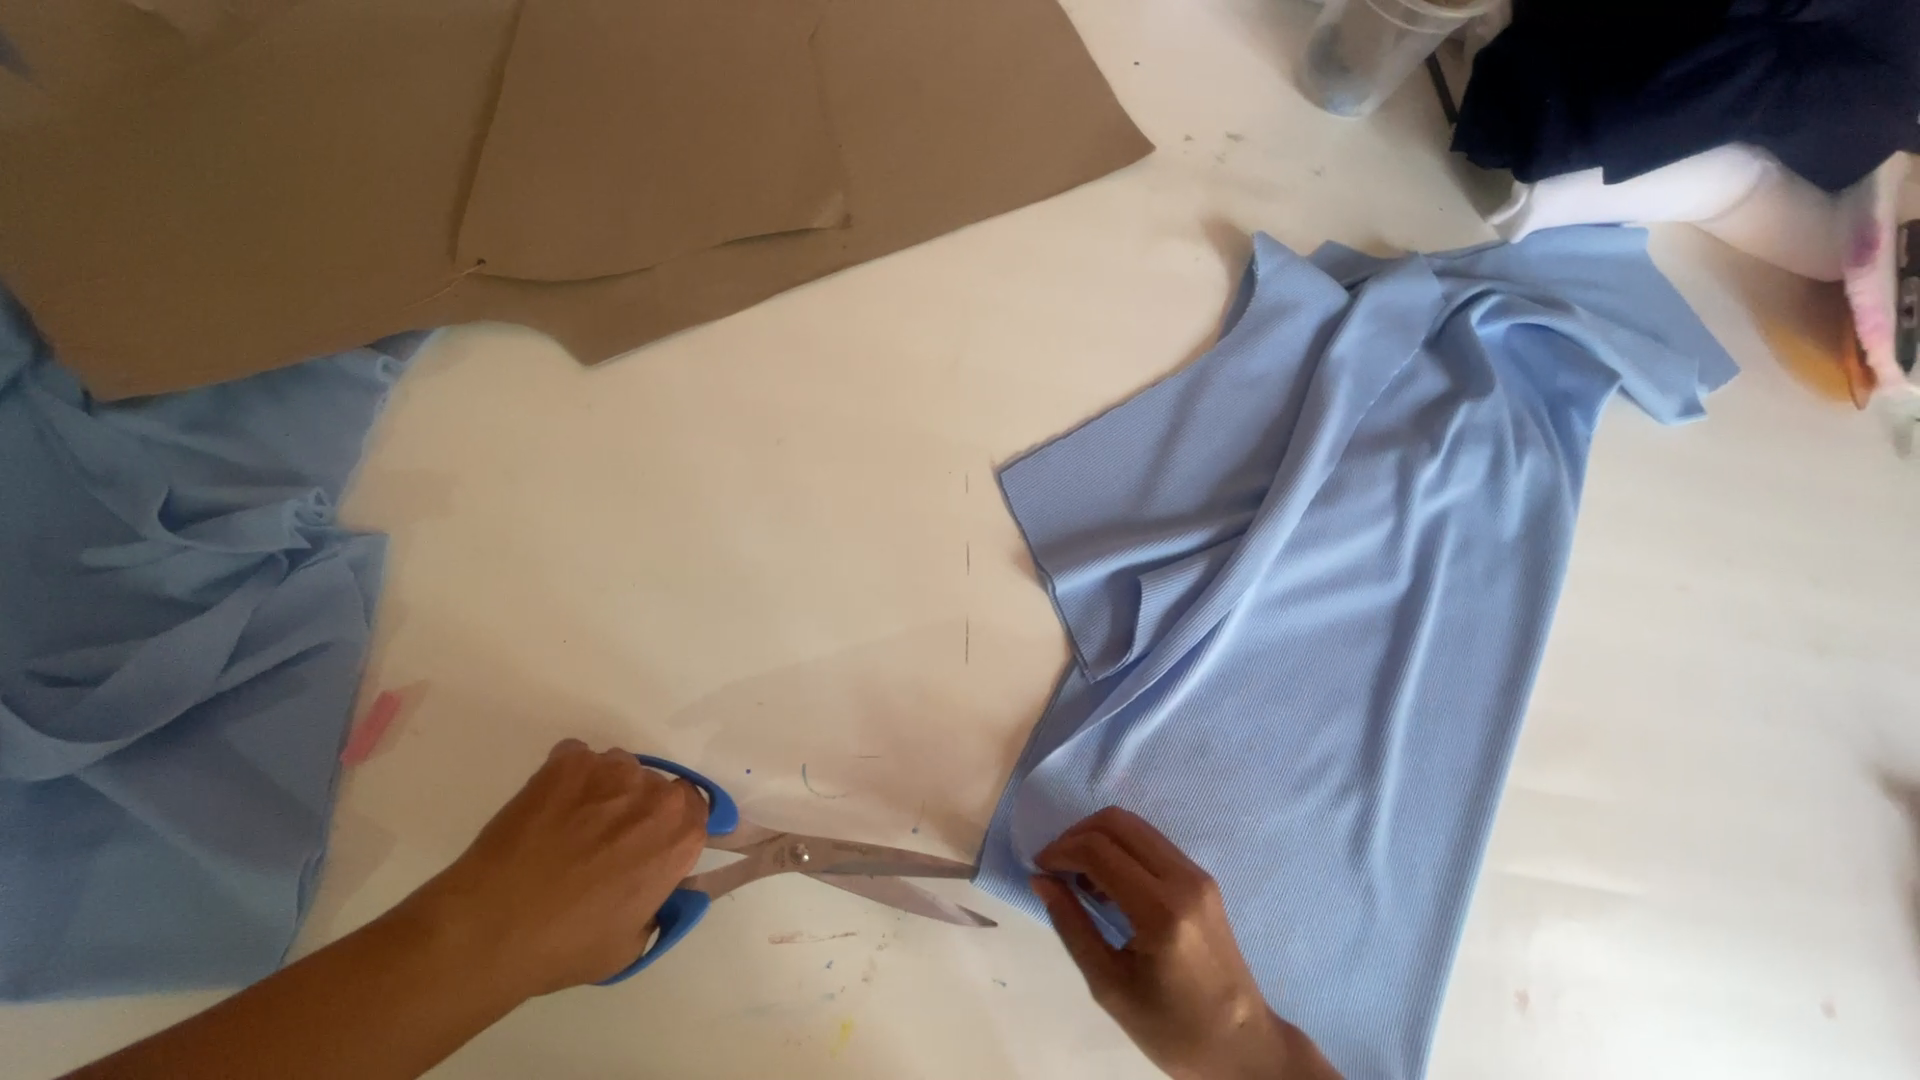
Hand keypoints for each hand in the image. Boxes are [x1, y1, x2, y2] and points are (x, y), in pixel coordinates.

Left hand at [396, 739, 708, 1000]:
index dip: (670, 830)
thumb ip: (655, 904)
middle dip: (638, 810)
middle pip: (657, 789)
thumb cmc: (567, 945)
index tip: (648, 848)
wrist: (490, 927)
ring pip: (619, 771)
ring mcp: (610, 771)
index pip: (696, 812)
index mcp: (681, 836)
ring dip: (605, 792)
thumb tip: (650, 887)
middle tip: (605, 843)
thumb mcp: (632, 942)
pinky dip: (568, 778)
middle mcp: (656, 794)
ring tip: (568, 827)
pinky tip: (545, 812)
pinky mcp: (567, 762)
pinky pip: (578, 759)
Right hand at [1032, 808, 1339, 1079]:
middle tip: (1055, 865)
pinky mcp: (1203, 879)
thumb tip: (1041, 880)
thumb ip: (1072, 926)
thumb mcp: (1109, 986)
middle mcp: (1184, 880)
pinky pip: (1152, 843)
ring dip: (1098, 837)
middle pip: (1118, 822)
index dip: (1061, 851)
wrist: (1241, 1045)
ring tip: (1077, 875)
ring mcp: (1198, 875)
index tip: (1039, 868)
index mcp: (1161, 911)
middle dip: (1077, 834)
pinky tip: (1106, 881)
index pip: (1099, 850)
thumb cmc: (1172, 1028)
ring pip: (1136, 826)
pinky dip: (1120, 847)